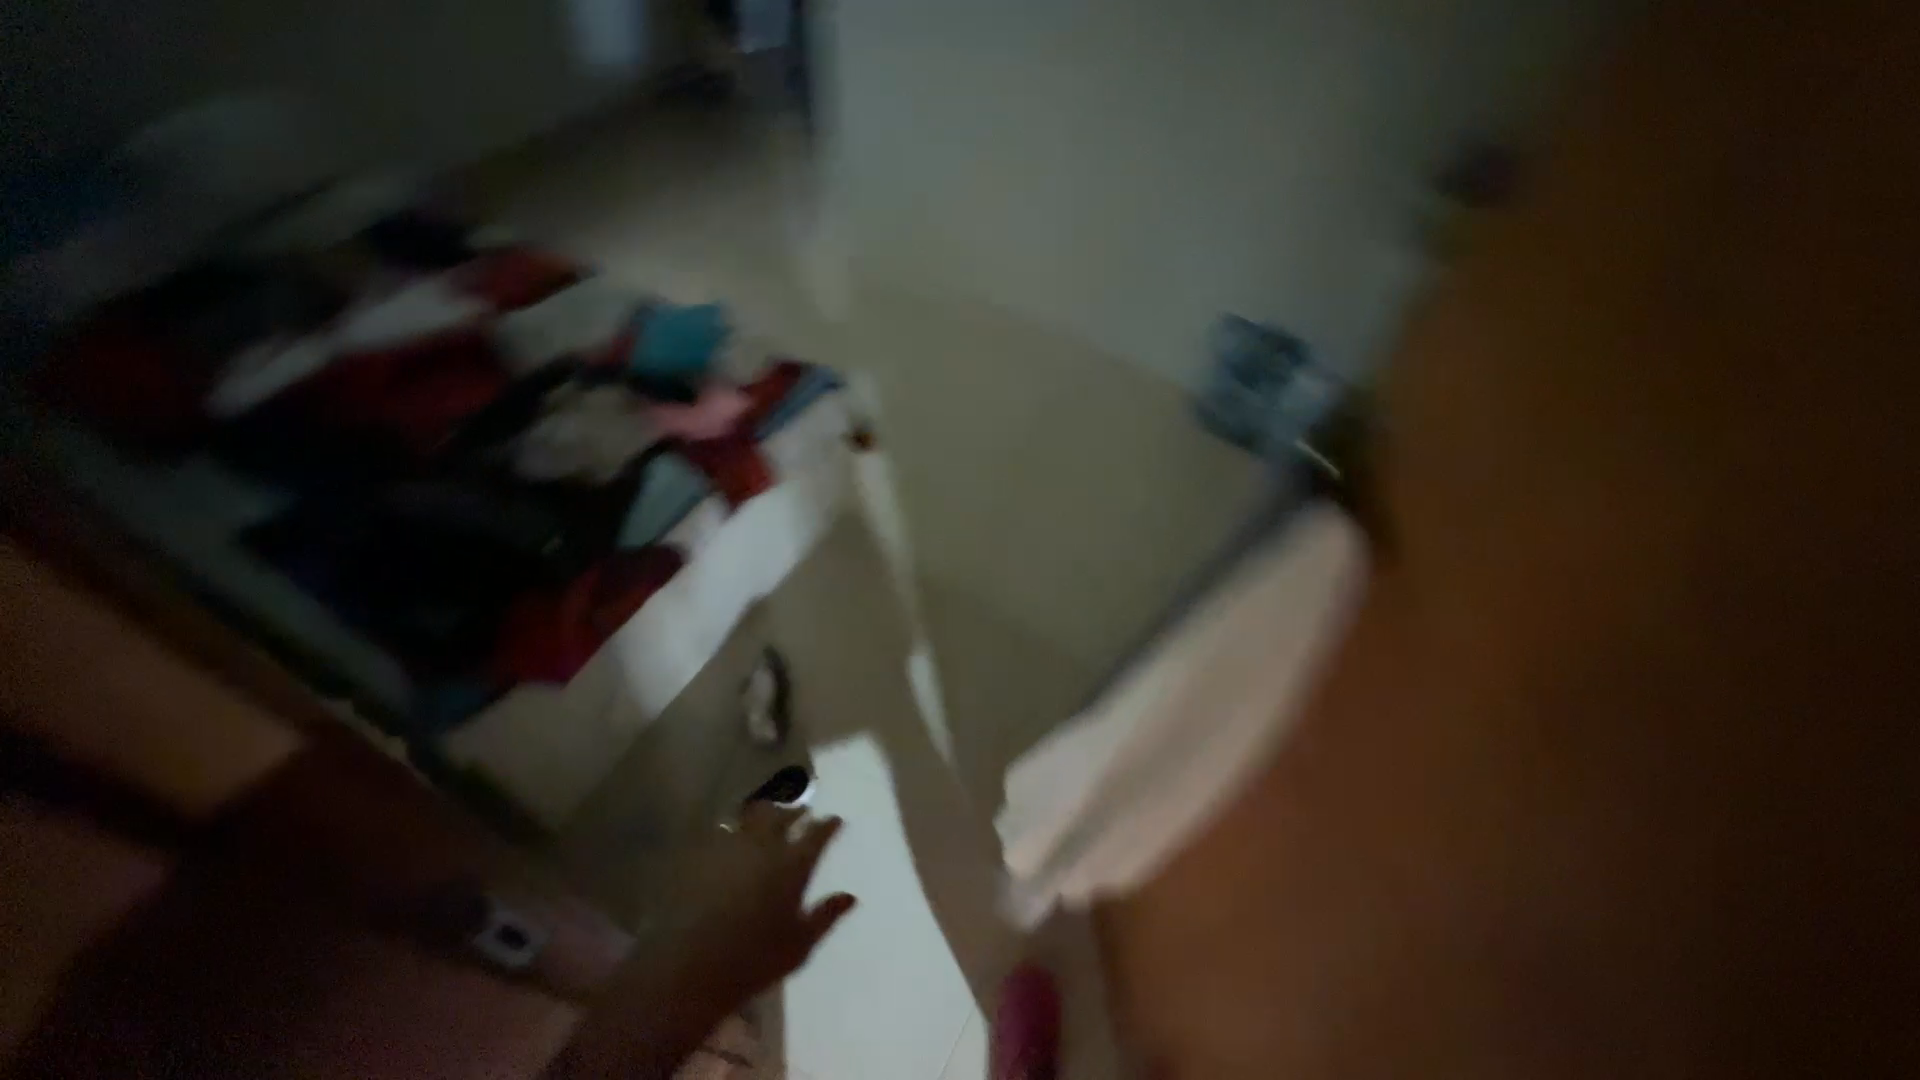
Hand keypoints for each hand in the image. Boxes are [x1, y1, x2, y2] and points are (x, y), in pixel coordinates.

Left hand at [670, 802, 857, 1003]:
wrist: (692, 967)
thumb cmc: (755, 960)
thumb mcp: (801, 944)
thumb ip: (826, 916)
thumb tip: (850, 896)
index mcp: (793, 864)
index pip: (817, 833)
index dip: (828, 824)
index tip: (834, 820)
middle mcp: (764, 846)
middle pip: (780, 814)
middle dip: (792, 811)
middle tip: (799, 814)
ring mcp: (729, 848)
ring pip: (748, 817)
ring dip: (761, 817)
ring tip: (764, 824)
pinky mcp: (701, 856)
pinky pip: (720, 834)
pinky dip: (731, 835)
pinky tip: (730, 845)